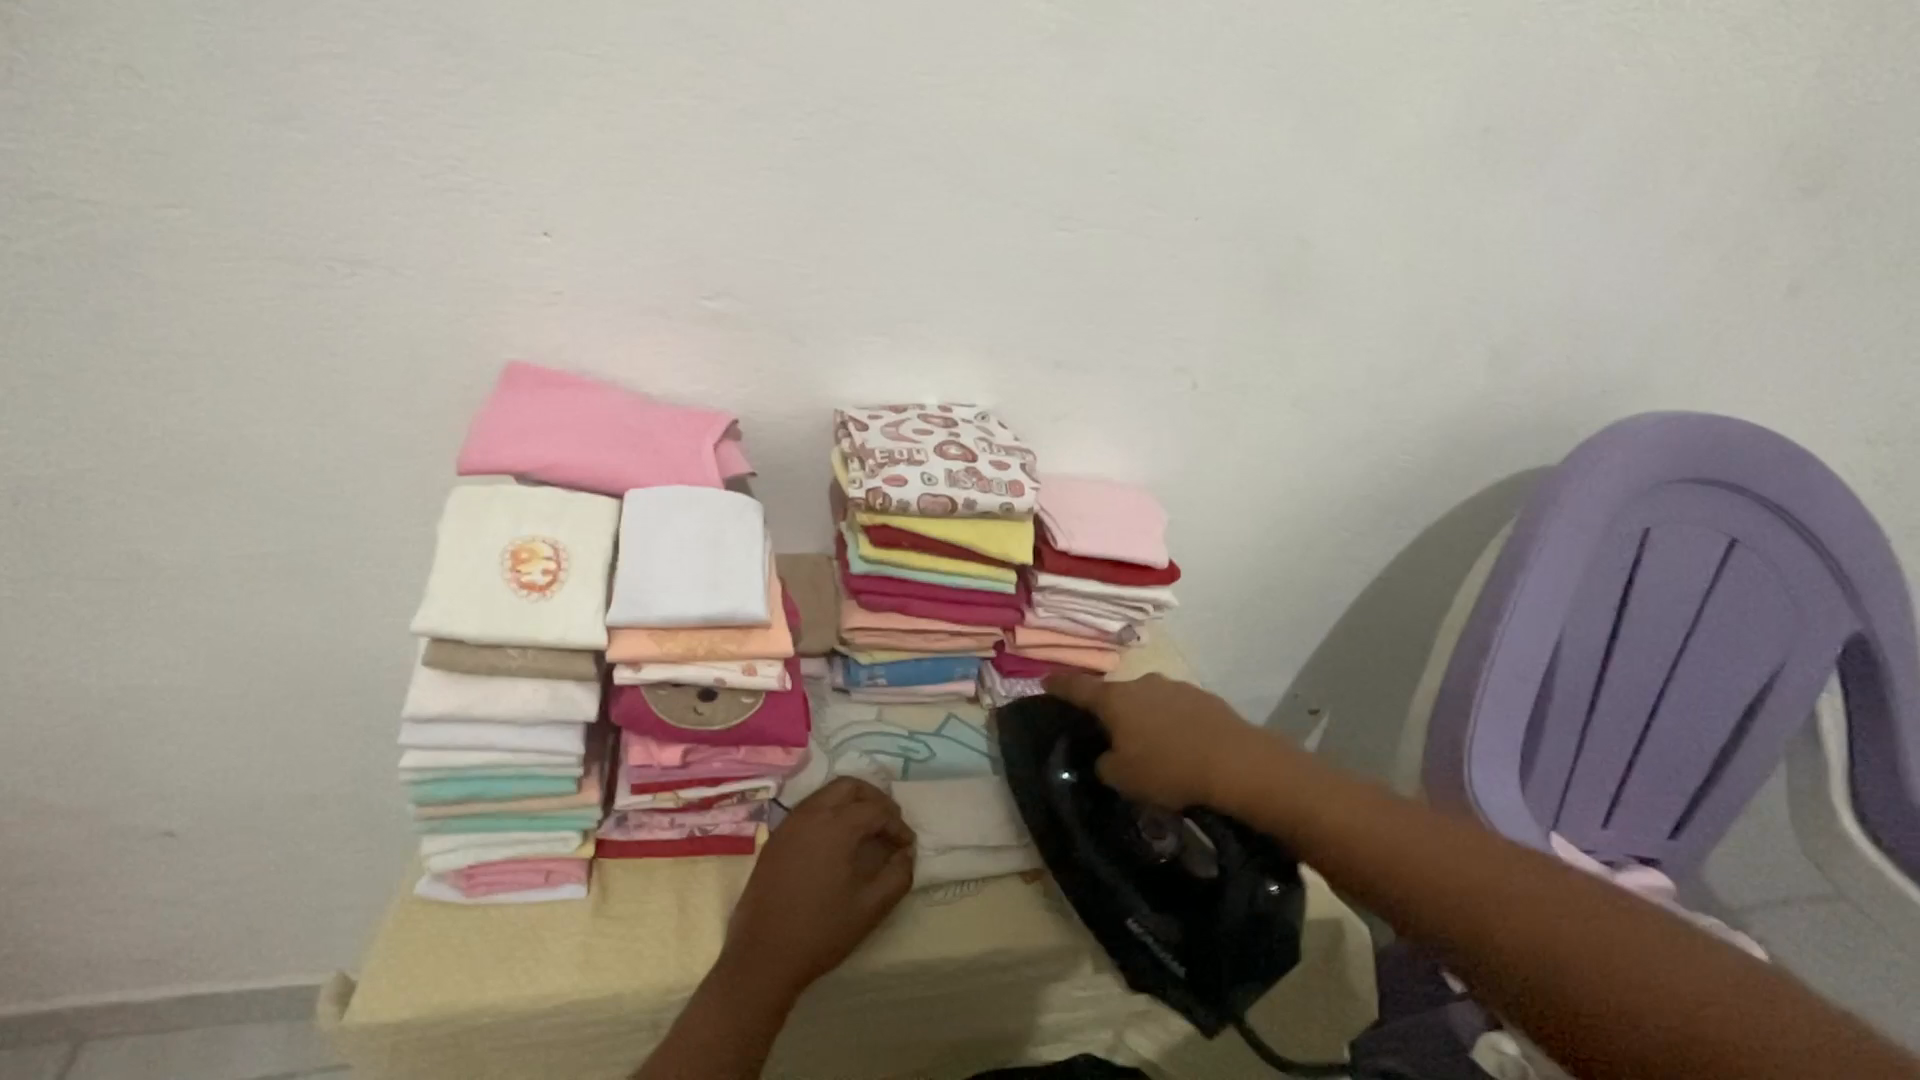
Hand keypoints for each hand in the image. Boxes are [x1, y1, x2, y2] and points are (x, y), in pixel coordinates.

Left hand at [721, 777, 915, 999]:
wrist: (762, 957)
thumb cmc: (821, 932)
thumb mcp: (870, 907)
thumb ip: (898, 875)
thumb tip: (906, 854)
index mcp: (835, 827)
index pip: (876, 810)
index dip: (897, 825)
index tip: (907, 846)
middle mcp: (809, 815)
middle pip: (848, 786)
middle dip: (874, 799)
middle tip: (889, 823)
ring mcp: (788, 825)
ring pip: (825, 794)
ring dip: (850, 803)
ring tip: (866, 831)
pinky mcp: (774, 840)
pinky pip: (808, 810)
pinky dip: (829, 813)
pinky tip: (836, 843)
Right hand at [1044, 672, 1288, 809]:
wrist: (1236, 763)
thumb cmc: (1168, 769)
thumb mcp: (1122, 778)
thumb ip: (1105, 764)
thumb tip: (1108, 756)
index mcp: (1115, 700)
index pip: (1077, 687)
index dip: (1059, 685)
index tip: (1045, 681)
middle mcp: (1143, 684)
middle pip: (1117, 695)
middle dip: (1111, 711)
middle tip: (1110, 734)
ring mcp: (1176, 686)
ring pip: (1149, 701)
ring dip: (1145, 717)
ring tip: (1151, 745)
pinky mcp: (1204, 698)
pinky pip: (1177, 709)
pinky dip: (1172, 723)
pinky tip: (1181, 746)